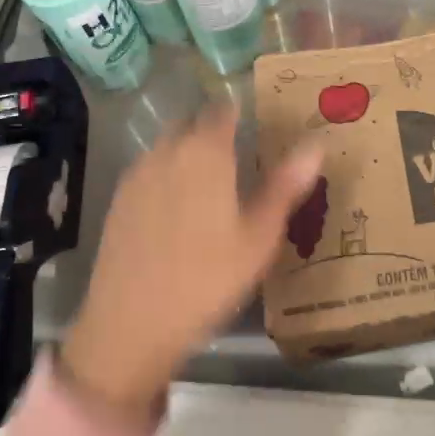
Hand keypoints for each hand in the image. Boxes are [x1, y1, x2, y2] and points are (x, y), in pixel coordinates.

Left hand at [58, 105, 322, 414]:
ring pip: (168, 147)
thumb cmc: (207, 279)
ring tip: (209, 183)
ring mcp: (138, 175)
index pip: (223, 111)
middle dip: (212, 130)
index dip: (240, 113)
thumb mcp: (259, 238)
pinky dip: (165, 177)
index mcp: (206, 152)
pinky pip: (149, 172)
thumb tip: (316, 144)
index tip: (255, 124)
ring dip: (187, 153)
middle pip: (192, 124)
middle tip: (237, 154)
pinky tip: (176, 210)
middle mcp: (169, 151)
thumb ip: (285, 186)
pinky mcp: (118, 202)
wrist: (130, 325)